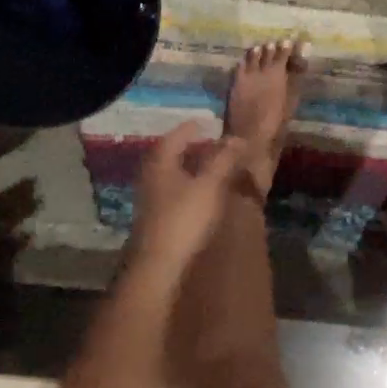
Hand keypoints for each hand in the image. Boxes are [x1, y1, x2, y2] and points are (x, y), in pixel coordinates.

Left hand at [126, 122, 245, 272]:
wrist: (159, 265)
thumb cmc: (184, 219)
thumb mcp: (209, 186)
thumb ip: (223, 160)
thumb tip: (237, 137)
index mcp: (161, 164)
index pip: (174, 137)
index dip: (190, 128)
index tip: (206, 122)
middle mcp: (150, 178)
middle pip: (167, 155)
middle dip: (186, 147)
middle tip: (206, 142)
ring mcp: (149, 201)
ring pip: (168, 175)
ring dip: (185, 168)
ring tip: (206, 167)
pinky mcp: (153, 220)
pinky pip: (170, 193)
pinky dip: (184, 186)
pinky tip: (197, 195)